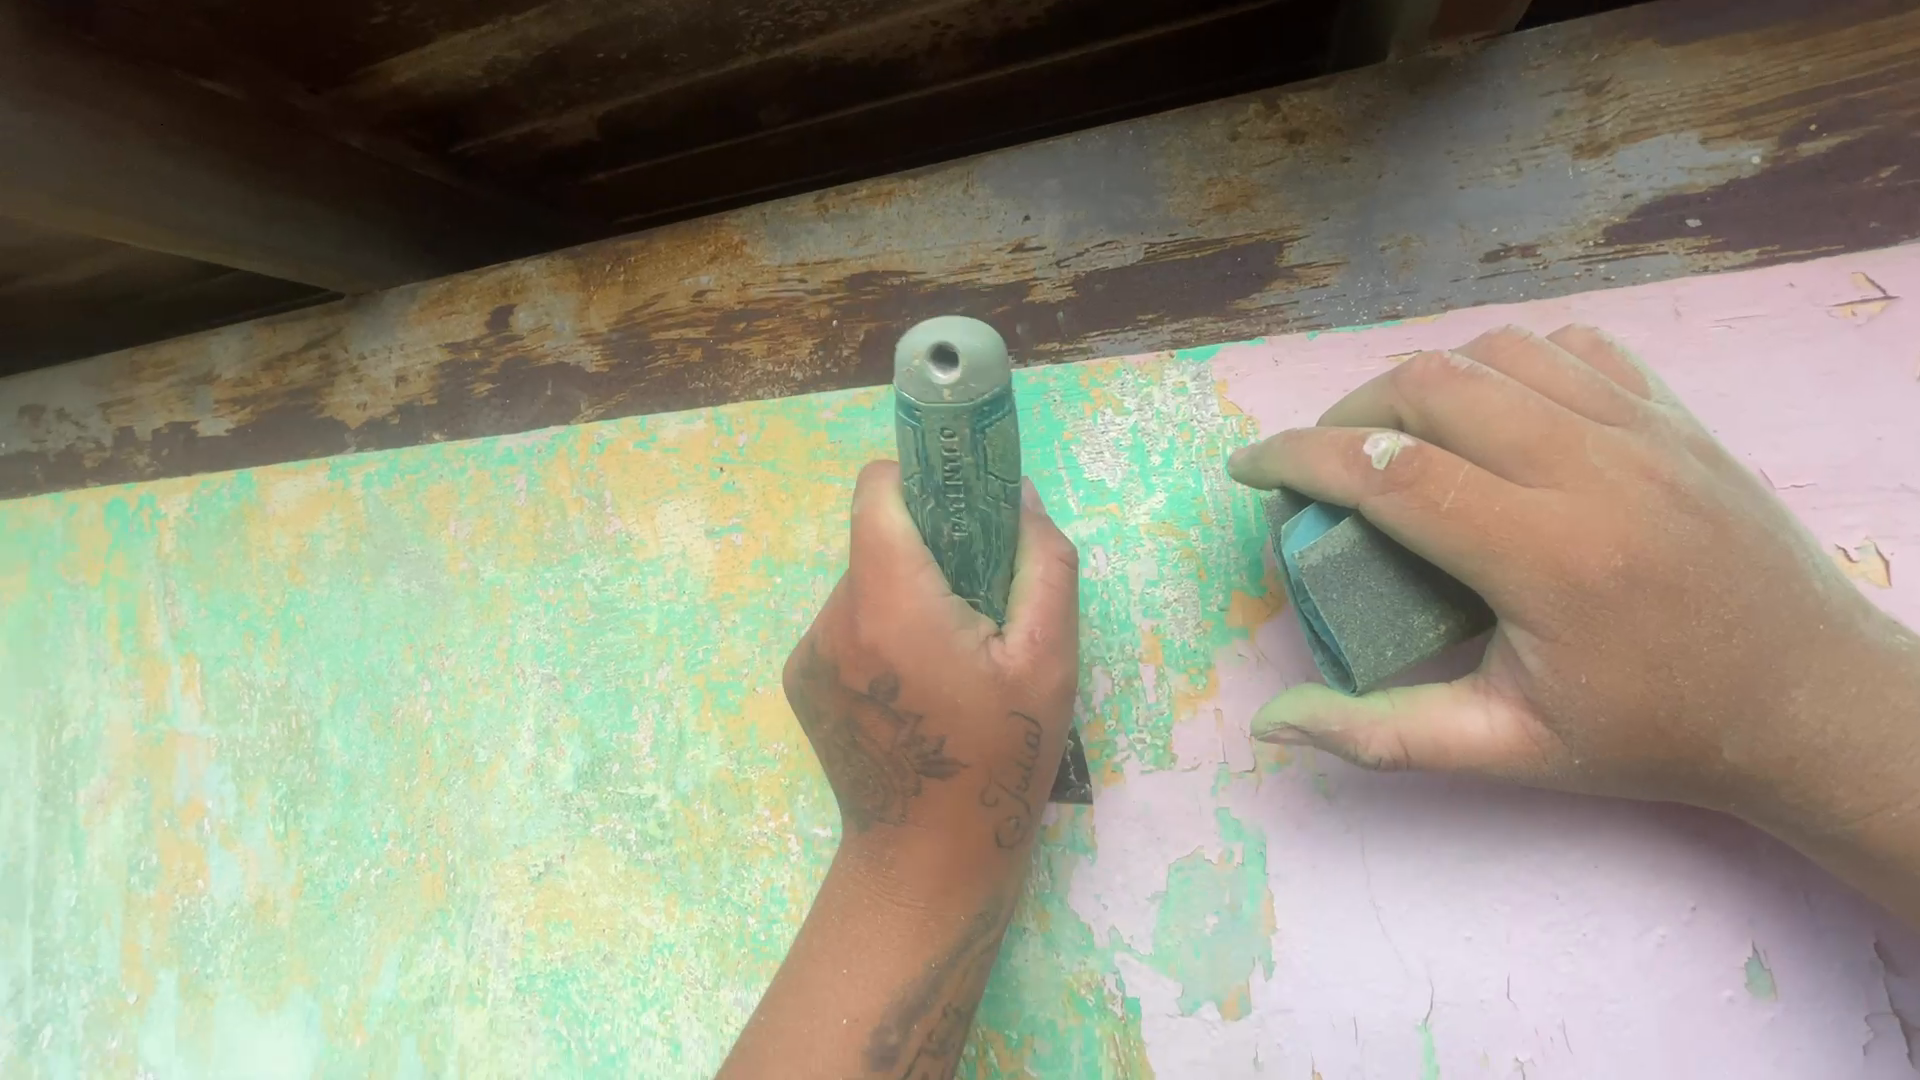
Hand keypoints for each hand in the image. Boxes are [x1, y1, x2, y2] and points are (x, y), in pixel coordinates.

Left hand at [784, 461, 1079, 908]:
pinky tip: (915, 684)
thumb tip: (1018, 497)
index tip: (963, 513)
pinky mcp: (799, 680)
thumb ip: (1043, 562)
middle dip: (926, 550)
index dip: (920, 483)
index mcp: (889, 602)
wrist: (927, 860)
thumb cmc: (999, 757)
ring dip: (906, 593)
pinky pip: (846, 622)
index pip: (876, 489)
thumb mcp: (1049, 660)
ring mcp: (807, 652)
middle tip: (976, 603)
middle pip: (875, 538)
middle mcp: (833, 617)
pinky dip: (881, 629)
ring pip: (862, 581)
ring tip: (948, 654)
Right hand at [1228, 326, 1919, 841]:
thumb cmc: (1651, 733)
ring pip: (1493, 354)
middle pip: (1431, 388)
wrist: (1820, 709)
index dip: (1297, 458)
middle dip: (1345, 413)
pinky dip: (1498, 365)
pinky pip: (1566, 350)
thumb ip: (1378, 735)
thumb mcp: (1504, 751)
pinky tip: (1483, 412)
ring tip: (1392, 436)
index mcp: (1547, 558)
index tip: (1247, 466)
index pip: (1389, 473)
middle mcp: (1595, 472)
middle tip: (1321, 463)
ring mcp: (1645, 431)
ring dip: (1416, 385)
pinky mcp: (1676, 416)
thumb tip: (1269, 725)